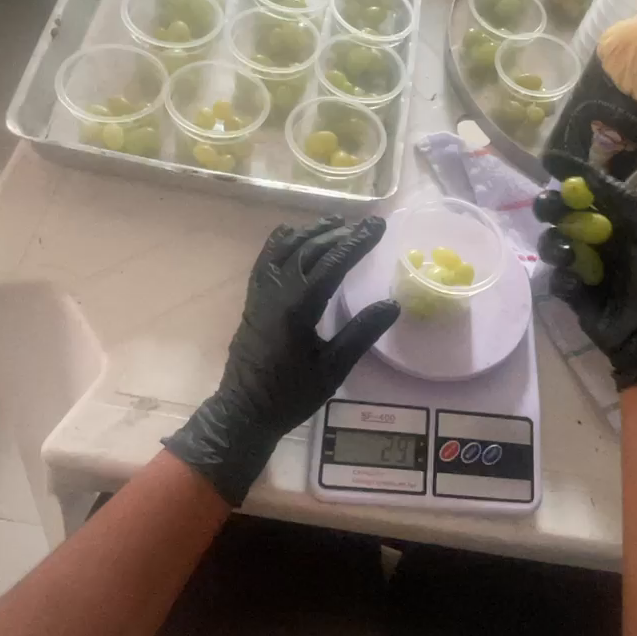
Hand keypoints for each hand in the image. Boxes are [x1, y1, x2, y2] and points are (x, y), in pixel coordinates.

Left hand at [165, 216, 398, 504]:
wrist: (244, 411)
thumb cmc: (291, 395)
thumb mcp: (333, 369)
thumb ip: (361, 334)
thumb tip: (392, 304)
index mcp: (298, 308)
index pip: (332, 263)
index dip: (357, 243)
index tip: (377, 225)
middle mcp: (277, 293)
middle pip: (310, 251)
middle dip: (339, 234)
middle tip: (364, 224)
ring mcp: (261, 294)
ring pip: (286, 251)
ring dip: (311, 233)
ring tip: (335, 223)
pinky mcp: (253, 301)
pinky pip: (265, 261)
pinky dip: (280, 243)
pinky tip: (290, 233)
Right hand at [537, 154, 636, 389]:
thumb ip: (622, 203)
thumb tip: (591, 177)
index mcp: (626, 220)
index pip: (594, 189)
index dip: (572, 173)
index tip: (548, 160)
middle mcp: (603, 238)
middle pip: (564, 212)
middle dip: (553, 207)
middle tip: (551, 210)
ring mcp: (587, 266)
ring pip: (553, 241)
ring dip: (555, 243)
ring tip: (569, 255)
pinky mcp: (573, 293)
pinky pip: (555, 275)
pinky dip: (561, 276)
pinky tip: (574, 284)